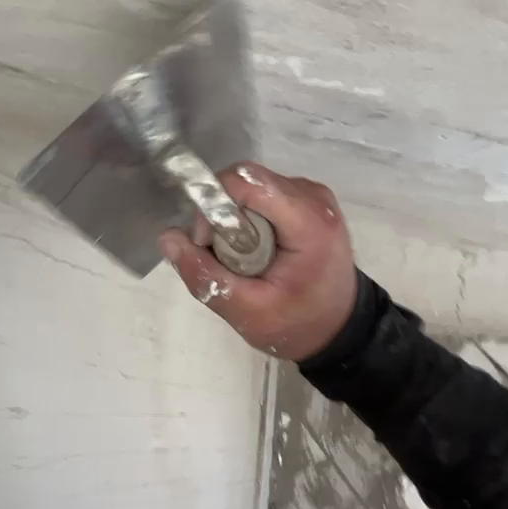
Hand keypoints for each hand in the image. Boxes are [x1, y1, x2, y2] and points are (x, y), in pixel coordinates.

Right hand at [158, 161, 359, 361]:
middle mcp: (313, 197)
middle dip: (222, 211)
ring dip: (234, 213)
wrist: (340, 328)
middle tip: (218, 251)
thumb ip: (205, 276)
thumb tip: (167, 238)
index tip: (206, 241)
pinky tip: (253, 245)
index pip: (247, 182)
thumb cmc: (298, 323)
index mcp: (308, 221)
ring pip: (253, 184)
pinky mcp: (307, 197)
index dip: (215, 203)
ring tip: (237, 254)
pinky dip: (249, 213)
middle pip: (248, 180)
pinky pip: (264, 191)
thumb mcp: (248, 312)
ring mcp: (313, 194)